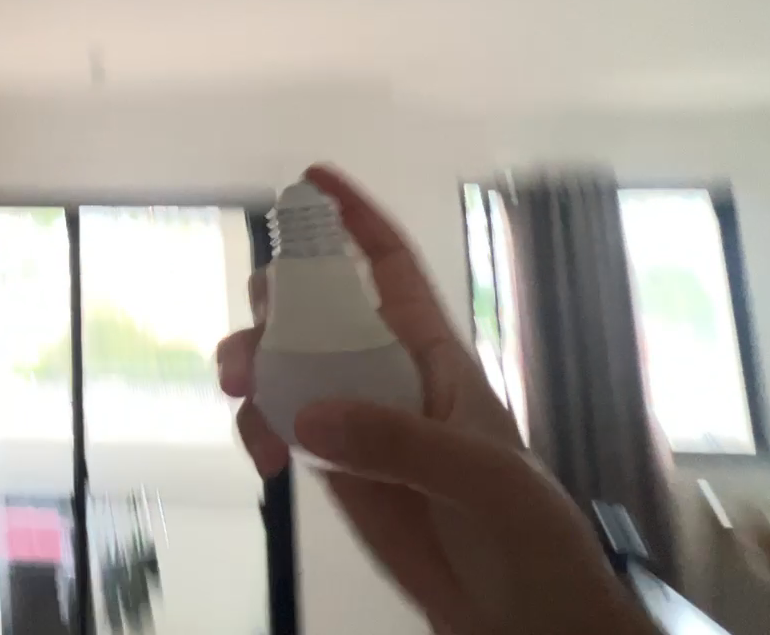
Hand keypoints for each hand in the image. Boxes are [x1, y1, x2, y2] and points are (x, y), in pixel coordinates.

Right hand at [216, 166, 654, 634]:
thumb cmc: (528, 537)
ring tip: (241, 400)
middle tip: (250, 351)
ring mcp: (346, 408)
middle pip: (308, 304)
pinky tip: (265, 460)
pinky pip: (272, 415)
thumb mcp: (482, 480)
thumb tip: (306, 414)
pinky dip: (254, 426)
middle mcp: (377, 365)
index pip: (388, 263)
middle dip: (269, 309)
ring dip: (248, 366)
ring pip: (278, 357)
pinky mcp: (324, 452)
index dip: (353, 216)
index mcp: (426, 349)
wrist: (519, 621)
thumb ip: (398, 440)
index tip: (311, 178)